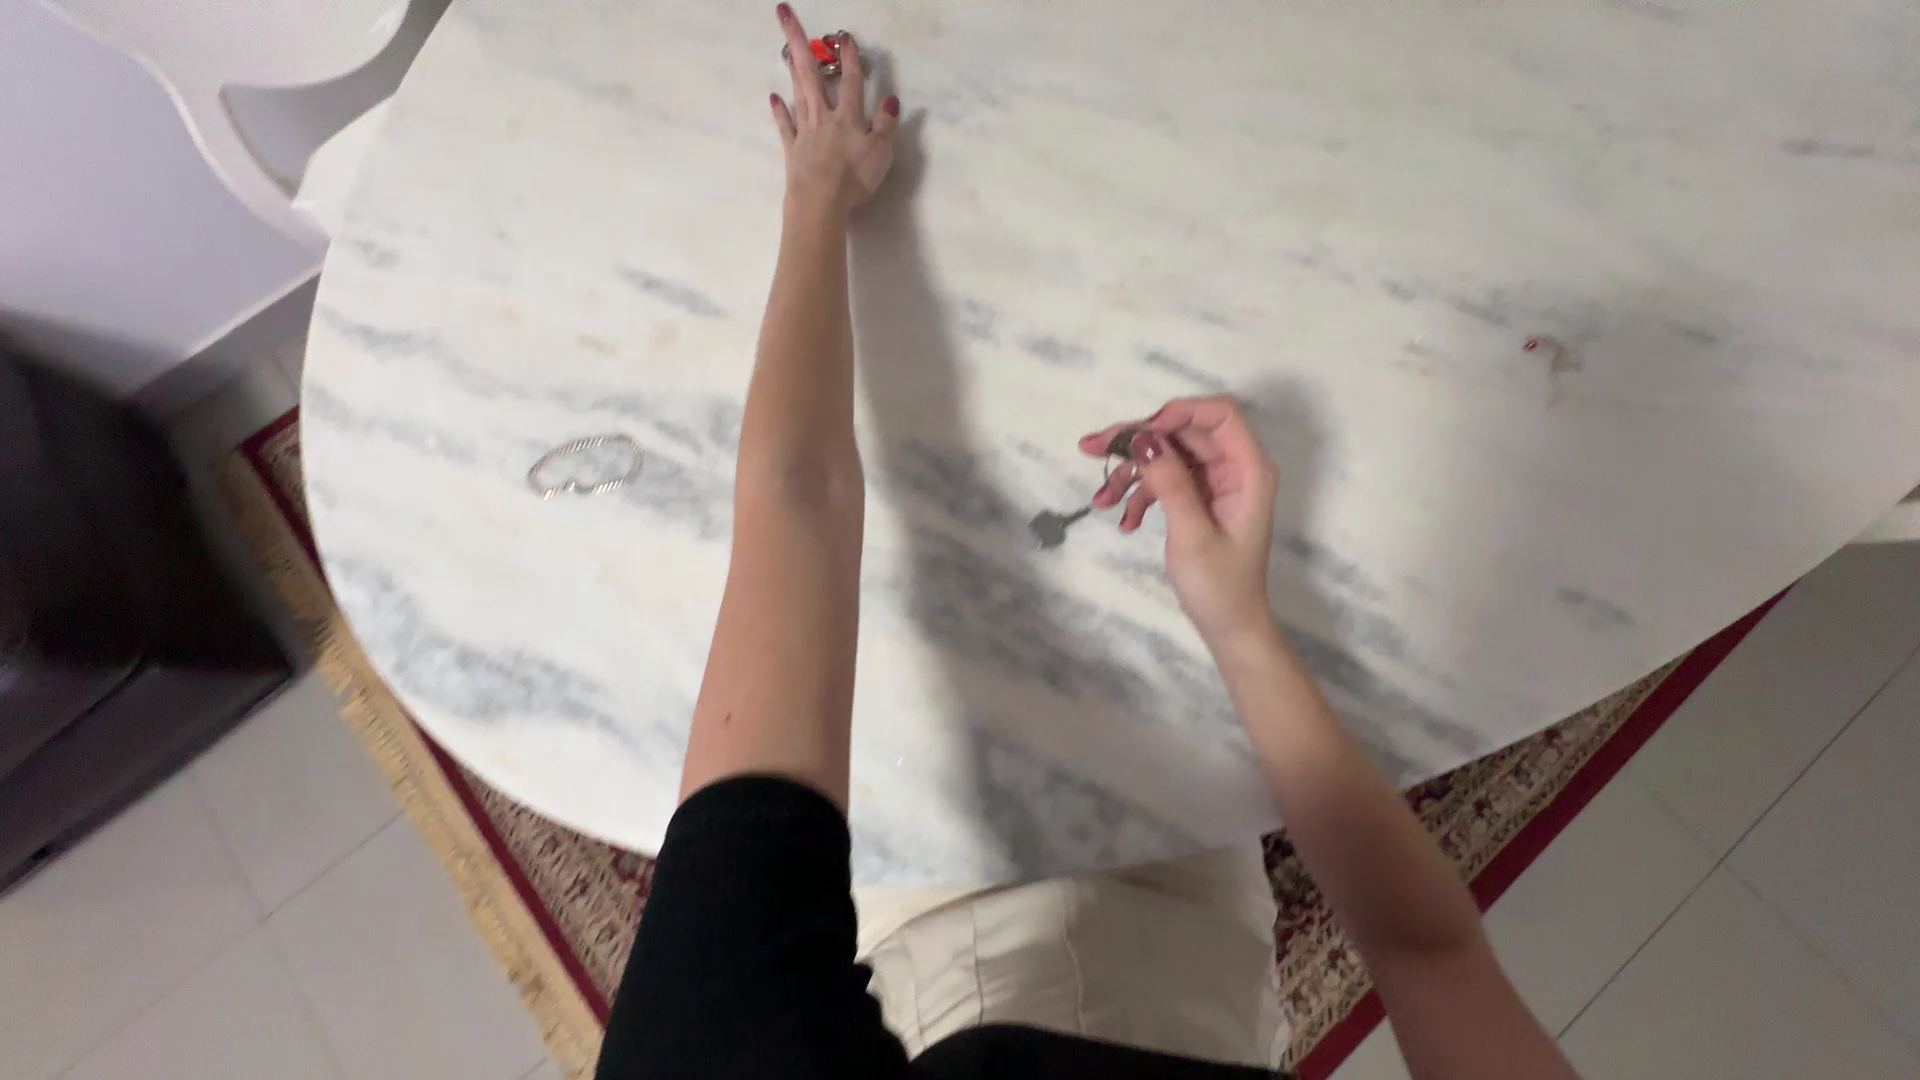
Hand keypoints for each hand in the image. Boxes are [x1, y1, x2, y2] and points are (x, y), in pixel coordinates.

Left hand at [771, 5, 899, 216]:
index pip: (851, 81)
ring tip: (785, 47)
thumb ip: (886, 125)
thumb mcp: (881, 153)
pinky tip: (774, 97)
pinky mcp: (793, 150)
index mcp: (849, 117)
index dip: (850, 58)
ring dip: (792, 68)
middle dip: (800, 42)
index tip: (844, 36)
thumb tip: (892, 100)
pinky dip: (780, 111)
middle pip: (811, 74)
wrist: (821, 201)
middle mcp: (824, 116)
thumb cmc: (854, 178)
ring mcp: (805, 132)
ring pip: (798, 93)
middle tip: (783, 12)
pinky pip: (785, 126)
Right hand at [1080, 395, 1279, 646]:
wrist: (1229, 628)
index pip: (1219, 414)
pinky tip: (1124, 522)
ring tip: (1101, 500)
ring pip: (1167, 455)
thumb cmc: (1220, 585)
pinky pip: (1164, 480)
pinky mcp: (1197, 499)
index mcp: (1248, 470)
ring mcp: (1214, 484)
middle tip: (1092, 449)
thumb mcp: (1191, 533)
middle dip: (1138, 441)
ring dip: (1131, 472)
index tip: (1137, 434)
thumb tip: (1143, 437)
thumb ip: (1170, 481)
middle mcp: (1233, 468)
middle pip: (1183, 431)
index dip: (1177, 413)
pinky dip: (1140, 495)